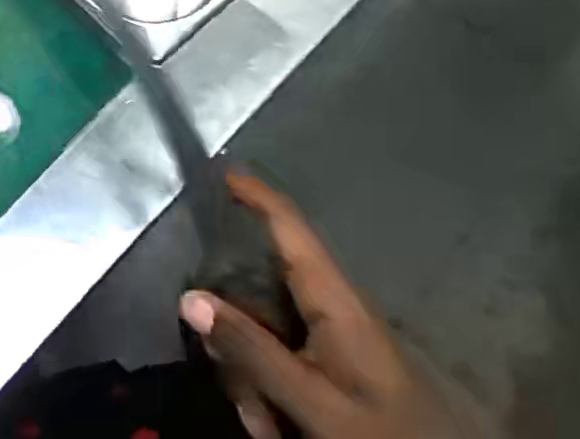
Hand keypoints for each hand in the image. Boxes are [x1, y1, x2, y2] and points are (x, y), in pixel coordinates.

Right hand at [180, 171, 467, 438]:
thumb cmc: (390, 435)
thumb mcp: (316, 405)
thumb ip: (251, 350)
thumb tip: (189, 297)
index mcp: (337, 302)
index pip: (292, 228)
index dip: (258, 194)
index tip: (222, 168)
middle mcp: (337, 310)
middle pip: (259, 290)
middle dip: (234, 332)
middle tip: (232, 382)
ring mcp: (340, 339)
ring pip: (266, 328)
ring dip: (252, 373)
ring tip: (263, 424)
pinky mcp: (342, 364)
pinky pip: (284, 356)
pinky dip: (270, 389)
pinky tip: (276, 425)